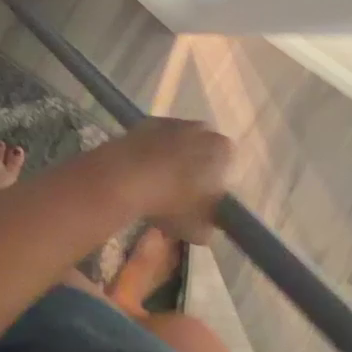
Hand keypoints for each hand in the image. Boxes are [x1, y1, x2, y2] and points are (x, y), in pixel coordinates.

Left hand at [110, 118, 233, 244]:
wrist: (124, 177)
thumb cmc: (171, 202)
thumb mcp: (197, 229)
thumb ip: (208, 227)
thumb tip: (206, 228)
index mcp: (222, 150)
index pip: (227, 165)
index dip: (215, 183)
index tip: (203, 200)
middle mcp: (201, 129)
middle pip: (202, 149)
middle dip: (194, 168)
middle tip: (180, 193)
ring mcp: (171, 121)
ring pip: (177, 143)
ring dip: (170, 159)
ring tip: (155, 185)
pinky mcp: (143, 122)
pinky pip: (153, 141)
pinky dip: (149, 153)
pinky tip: (138, 173)